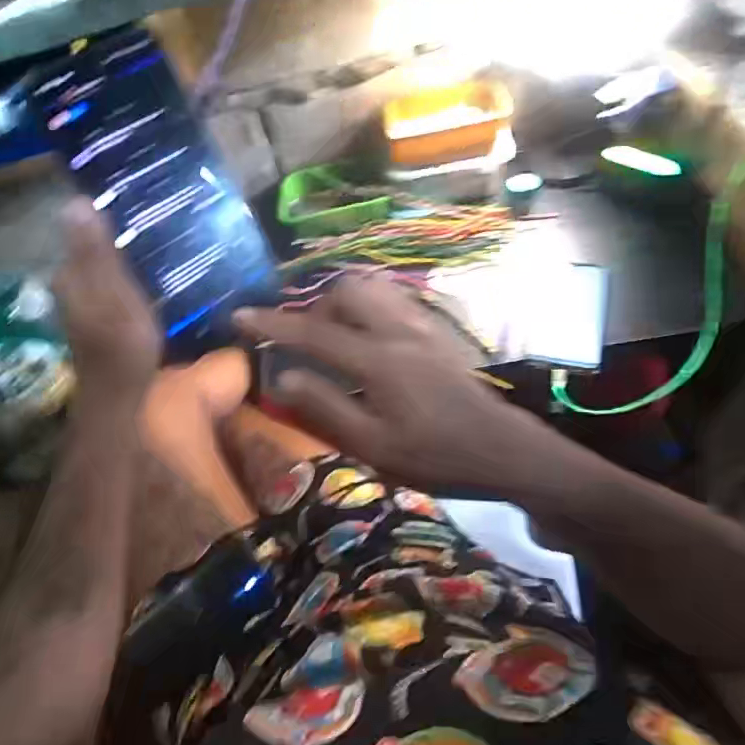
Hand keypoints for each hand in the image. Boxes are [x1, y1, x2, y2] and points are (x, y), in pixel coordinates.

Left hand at [53, 198, 160, 397]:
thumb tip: (73, 200)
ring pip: (104, 262)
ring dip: (127, 250)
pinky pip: (114, 280)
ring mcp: (83, 301)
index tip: (142, 195)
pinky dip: (130, 272)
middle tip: (160, 213)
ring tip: (163, 235)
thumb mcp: (114, 294)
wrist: (118, 398)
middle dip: (120, 228)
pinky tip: (153, 271)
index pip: (83, 225)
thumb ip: (95, 252)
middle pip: (93, 243)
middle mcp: (69, 283)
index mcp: (70, 272)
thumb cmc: (121, 345)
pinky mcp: (99, 315)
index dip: (109, 210)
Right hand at [233, 275, 552, 493]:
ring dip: (343, 303)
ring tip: (335, 337)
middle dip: (314, 308)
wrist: (506, 451)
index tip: (238, 315)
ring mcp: (422, 326)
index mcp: (378, 361)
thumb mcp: (374, 448)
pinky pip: (393, 298)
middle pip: (346, 291)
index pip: (313, 332)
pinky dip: (368, 306)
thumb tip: (280, 377)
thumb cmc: (438, 457)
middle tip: (306, 342)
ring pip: (372, 287)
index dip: (271, 323)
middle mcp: (398, 331)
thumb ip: (325, 408)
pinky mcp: (437, 331)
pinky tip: (369, 337)